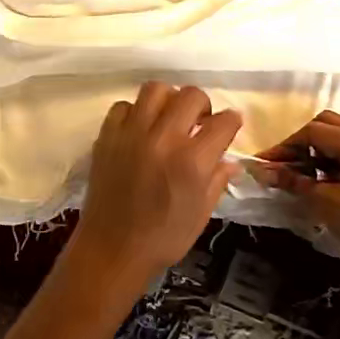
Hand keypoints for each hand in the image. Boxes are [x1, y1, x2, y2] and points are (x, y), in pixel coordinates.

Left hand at [68, 82, 241, 282]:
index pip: (223, 122)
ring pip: (155, 90)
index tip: (230, 126)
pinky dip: (135, 112)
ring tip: (169, 118)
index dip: (232, 122)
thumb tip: (230, 161)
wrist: (113, 248)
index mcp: (192, 160)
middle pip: (191, 95)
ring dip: (169, 99)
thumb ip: (217, 180)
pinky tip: (140, 129)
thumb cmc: (163, 238)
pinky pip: (123, 106)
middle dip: (203, 105)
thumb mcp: (201, 213)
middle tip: (199, 122)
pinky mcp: (107, 136)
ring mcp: (132, 133)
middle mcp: (163, 138)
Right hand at [252, 110, 339, 278]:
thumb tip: (261, 171)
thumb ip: (294, 182)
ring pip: (338, 139)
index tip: (264, 164)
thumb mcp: (328, 204)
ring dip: (313, 151)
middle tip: (280, 165)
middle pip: (329, 126)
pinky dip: (328, 161)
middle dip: (300, 142)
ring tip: (294, 174)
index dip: (286, 146)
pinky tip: (315, 179)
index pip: (317, 131)